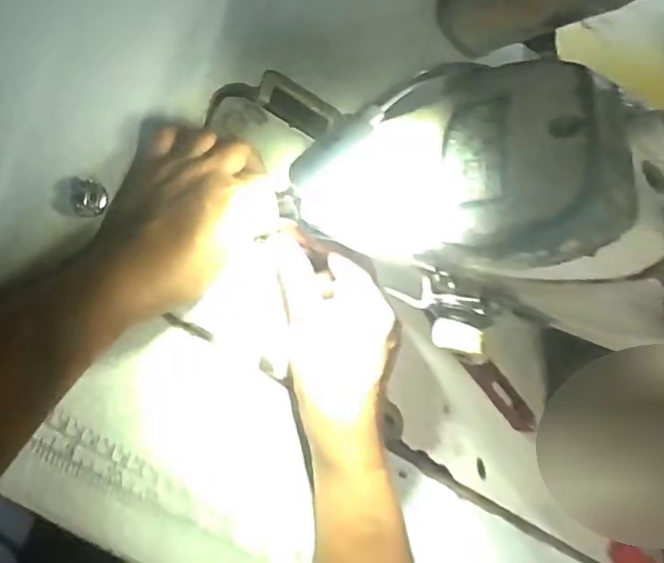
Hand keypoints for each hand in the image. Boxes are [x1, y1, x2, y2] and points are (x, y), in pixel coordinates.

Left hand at [81, 126, 266, 323]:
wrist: (126, 269)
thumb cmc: (177, 273)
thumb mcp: (223, 261)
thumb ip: (240, 233)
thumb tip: (248, 221)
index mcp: (228, 194)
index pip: (261, 178)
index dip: (267, 188)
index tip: (264, 197)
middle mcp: (204, 168)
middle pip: (238, 146)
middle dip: (248, 160)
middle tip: (245, 175)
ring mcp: (173, 160)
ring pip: (204, 134)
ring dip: (215, 145)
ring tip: (213, 161)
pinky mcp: (147, 161)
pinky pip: (166, 133)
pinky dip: (178, 137)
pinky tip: (180, 150)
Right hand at [277, 243, 395, 428]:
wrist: (341, 431)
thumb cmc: (323, 370)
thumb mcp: (302, 316)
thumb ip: (293, 272)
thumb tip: (281, 238)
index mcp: (373, 302)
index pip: (341, 256)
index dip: (310, 241)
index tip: (282, 232)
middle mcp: (382, 313)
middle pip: (345, 272)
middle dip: (312, 262)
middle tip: (282, 255)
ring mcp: (377, 333)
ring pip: (343, 292)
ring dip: (316, 283)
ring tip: (288, 284)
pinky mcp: (367, 348)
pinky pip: (344, 311)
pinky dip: (323, 303)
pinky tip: (302, 309)